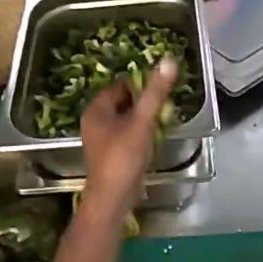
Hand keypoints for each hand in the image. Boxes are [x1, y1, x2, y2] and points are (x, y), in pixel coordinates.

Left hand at [78, 59, 178, 210]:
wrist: (112, 198)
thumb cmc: (123, 158)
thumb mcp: (142, 122)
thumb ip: (155, 94)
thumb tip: (168, 62)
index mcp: (96, 110)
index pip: (119, 86)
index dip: (139, 84)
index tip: (159, 89)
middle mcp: (94, 122)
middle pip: (122, 102)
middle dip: (143, 103)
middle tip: (164, 105)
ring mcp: (100, 140)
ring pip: (125, 120)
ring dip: (143, 119)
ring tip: (161, 121)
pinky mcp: (109, 154)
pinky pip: (125, 135)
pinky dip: (139, 134)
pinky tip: (153, 140)